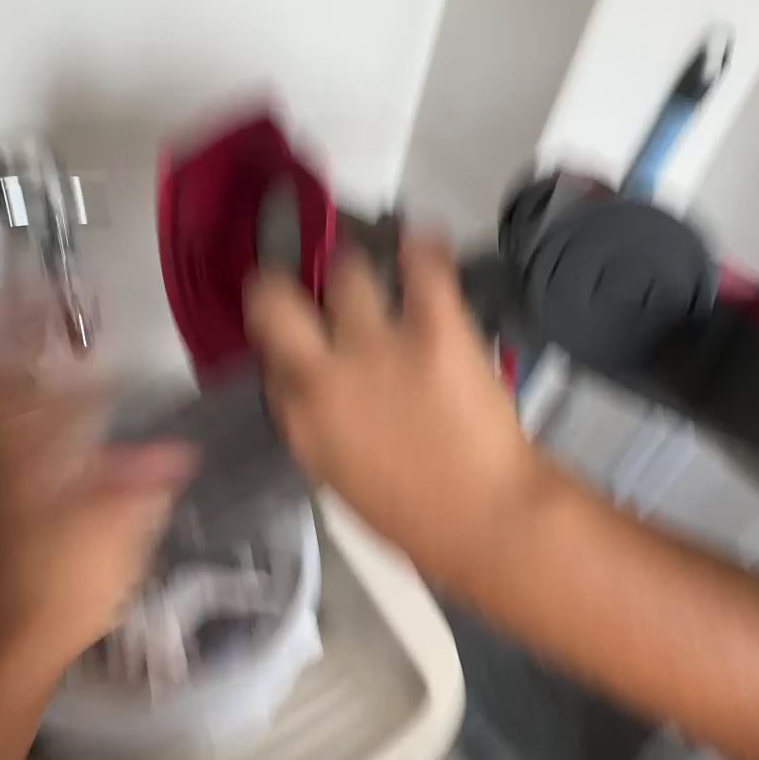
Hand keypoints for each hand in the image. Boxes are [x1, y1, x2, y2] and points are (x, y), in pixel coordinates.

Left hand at [0, 315, 195, 674]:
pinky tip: (11, 400)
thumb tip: (180, 452)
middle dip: (2, 336)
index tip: (78, 311)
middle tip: (10, 294)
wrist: (10, 640)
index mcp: (35, 464)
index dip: (64, 350)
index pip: (48, 393)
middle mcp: (6, 461)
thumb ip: (144, 487)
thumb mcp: (117, 536)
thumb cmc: (64, 585)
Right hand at [244, 236, 556, 587]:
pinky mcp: (436, 328)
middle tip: (300, 281)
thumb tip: (321, 395)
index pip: (272, 361)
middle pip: (278, 302)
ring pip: (349, 274)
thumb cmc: (415, 517)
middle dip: (283, 286)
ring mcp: (380, 346)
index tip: (299, 340)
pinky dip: (423, 248)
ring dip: (357, 270)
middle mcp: (326, 374)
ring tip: (376, 268)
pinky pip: (423, 266)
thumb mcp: (343, 481)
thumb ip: (321, 429)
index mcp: (302, 421)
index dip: (285, 346)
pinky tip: (423, 240)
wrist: (486, 519)